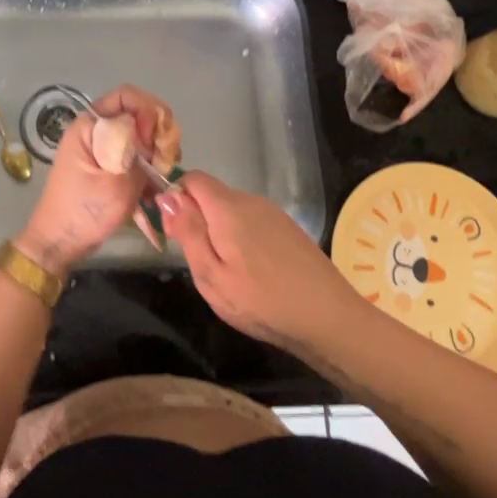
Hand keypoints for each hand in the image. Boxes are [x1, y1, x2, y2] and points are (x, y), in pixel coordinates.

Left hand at [14, 85, 163, 274]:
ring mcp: (102, 149)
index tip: (157, 141)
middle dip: (159, 134)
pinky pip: (136, 157)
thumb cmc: (84, 212)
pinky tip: (158, 187)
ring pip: (141, 137)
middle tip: (167, 161)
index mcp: (90, 125)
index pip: (128, 96)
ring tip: (164, 176)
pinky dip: (150, 168)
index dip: (149, 111)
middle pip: (138, 115)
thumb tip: (153, 129)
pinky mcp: (109, 166)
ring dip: (157, 153)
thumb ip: (137, 151)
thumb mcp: (116, 181)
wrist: (59, 243)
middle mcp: (96, 130)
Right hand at [159, 172, 360, 347]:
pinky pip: (252, 223)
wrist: (328, 318)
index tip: (173, 232)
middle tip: (199, 262)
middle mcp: (251, 201)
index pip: (191, 179)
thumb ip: (188, 232)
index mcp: (227, 208)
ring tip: (227, 273)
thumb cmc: (261, 301)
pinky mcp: (288, 229)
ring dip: (219, 232)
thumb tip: (167, 196)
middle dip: (197, 219)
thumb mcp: (211, 275)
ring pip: (232, 211)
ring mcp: (273, 214)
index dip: (175, 198)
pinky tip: (252, 273)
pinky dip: (242, 239)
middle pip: (211, 195)